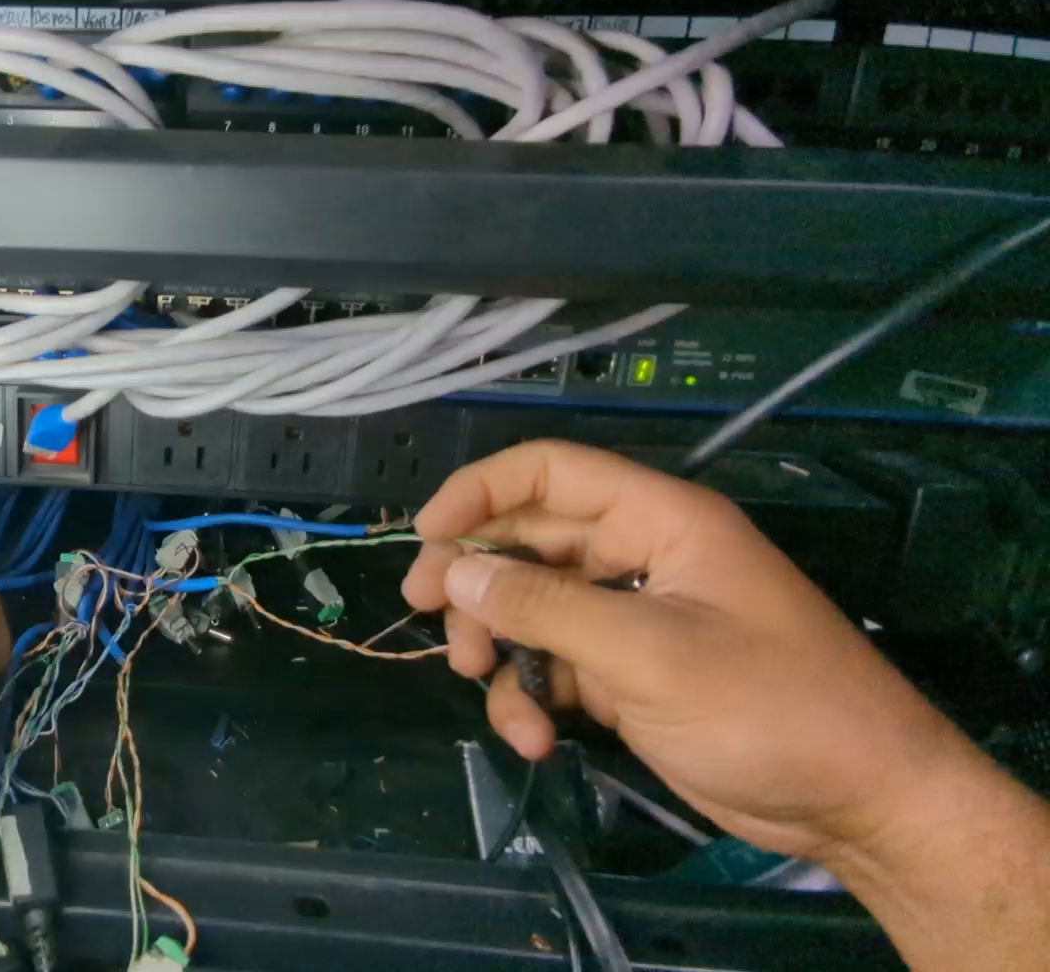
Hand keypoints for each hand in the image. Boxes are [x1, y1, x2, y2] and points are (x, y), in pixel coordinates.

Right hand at [401, 441, 975, 862]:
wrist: (864, 815)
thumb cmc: (772, 709)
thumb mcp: (648, 653)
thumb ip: (542, 606)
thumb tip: (453, 571)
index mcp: (653, 521)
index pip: (547, 471)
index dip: (480, 491)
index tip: (428, 533)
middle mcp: (630, 556)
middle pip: (520, 540)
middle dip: (470, 576)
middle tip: (423, 607)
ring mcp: (619, 613)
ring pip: (521, 604)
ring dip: (491, 642)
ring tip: (481, 680)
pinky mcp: (614, 667)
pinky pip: (543, 661)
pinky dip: (525, 695)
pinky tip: (532, 736)